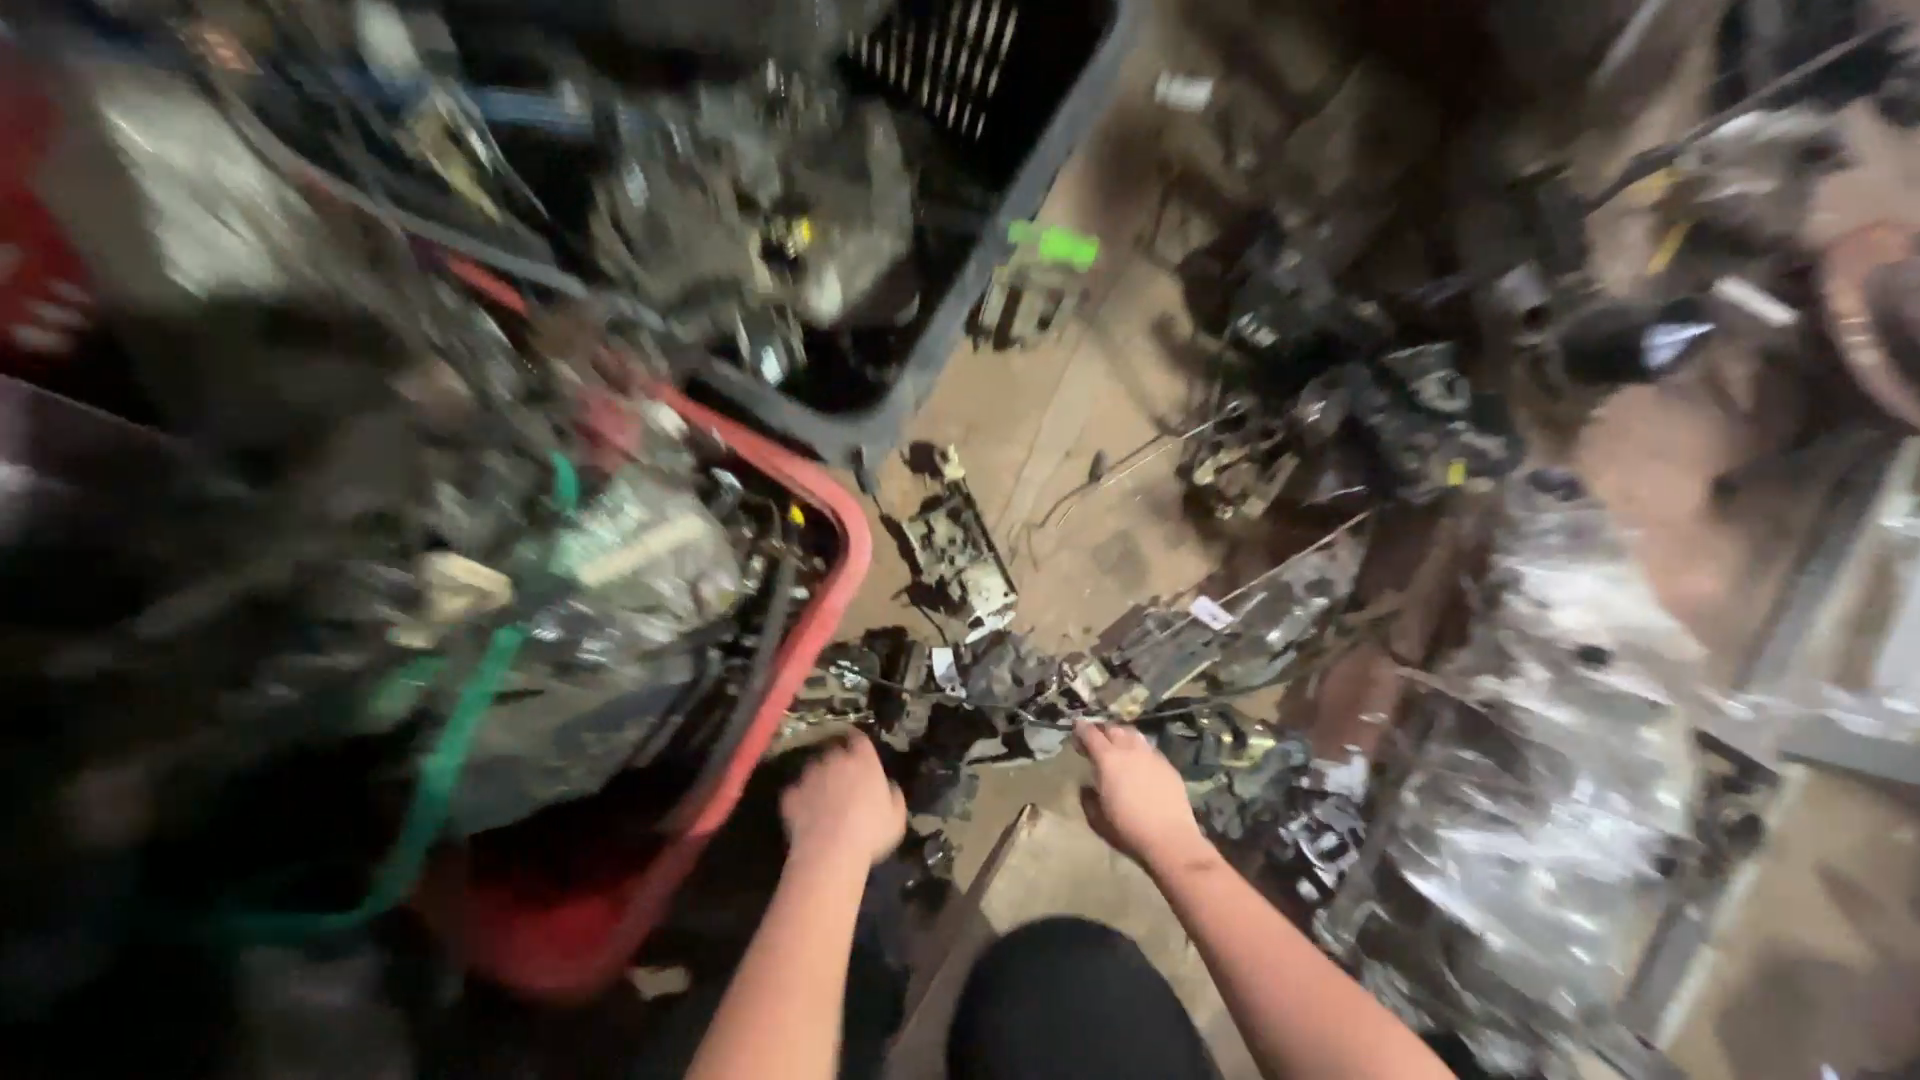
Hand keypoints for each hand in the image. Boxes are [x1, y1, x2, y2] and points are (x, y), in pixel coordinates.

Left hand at [780, 731, 906, 868]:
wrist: (830, 852)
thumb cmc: (870, 832)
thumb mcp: (896, 816)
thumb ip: (893, 794)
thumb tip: (888, 785)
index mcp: (863, 760)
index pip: (859, 739)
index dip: (858, 743)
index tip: (858, 752)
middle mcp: (834, 759)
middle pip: (834, 752)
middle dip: (838, 763)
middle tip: (844, 783)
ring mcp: (809, 775)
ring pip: (813, 770)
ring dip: (818, 780)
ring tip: (823, 802)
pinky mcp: (791, 794)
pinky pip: (797, 792)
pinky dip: (801, 799)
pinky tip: (807, 816)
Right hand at [1076, 719, 1214, 871]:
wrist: (1170, 839)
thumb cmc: (1127, 829)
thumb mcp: (1097, 818)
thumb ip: (1088, 798)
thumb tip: (1087, 787)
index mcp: (1108, 759)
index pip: (1091, 734)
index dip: (1081, 729)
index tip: (1076, 730)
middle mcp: (1130, 750)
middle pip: (1114, 729)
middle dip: (1102, 731)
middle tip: (1097, 741)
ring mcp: (1152, 755)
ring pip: (1134, 734)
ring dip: (1122, 736)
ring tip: (1119, 747)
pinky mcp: (1168, 765)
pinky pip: (1150, 749)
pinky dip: (1140, 751)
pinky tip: (1140, 764)